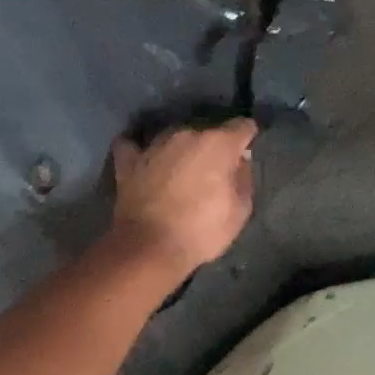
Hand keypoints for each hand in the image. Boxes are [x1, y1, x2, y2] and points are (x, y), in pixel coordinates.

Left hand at [109, 118, 256, 271]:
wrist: (150, 248)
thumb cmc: (201, 231)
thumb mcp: (239, 211)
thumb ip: (243, 179)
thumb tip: (238, 162)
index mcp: (218, 143)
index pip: (242, 127)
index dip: (246, 139)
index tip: (243, 155)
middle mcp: (185, 134)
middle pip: (204, 133)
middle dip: (209, 149)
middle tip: (209, 175)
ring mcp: (153, 146)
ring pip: (172, 138)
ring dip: (178, 151)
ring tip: (177, 173)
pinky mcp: (128, 162)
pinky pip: (131, 145)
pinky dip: (138, 151)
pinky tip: (142, 159)